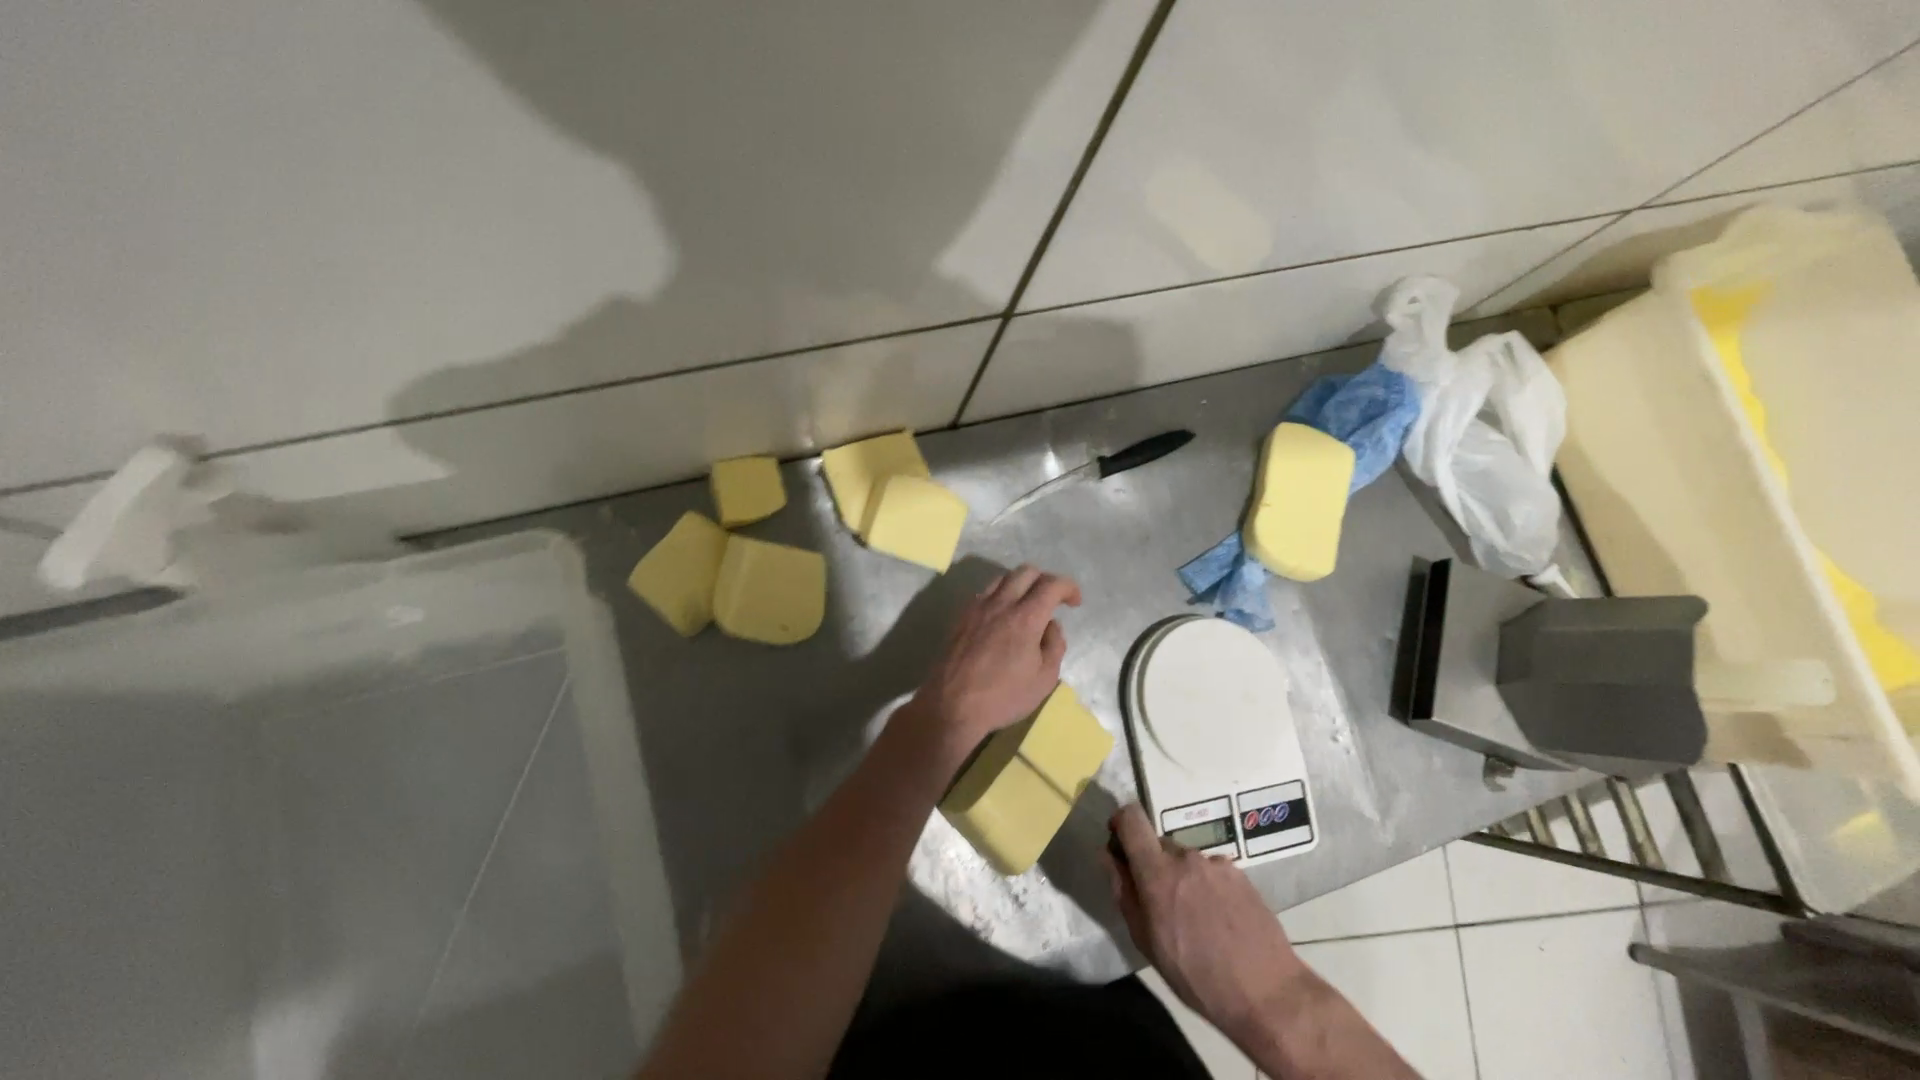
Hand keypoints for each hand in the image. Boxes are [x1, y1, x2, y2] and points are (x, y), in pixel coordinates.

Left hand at [907, 564, 1081, 765]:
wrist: (951, 706)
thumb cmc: (1003, 697)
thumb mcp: (1044, 679)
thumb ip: (1054, 646)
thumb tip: (1050, 626)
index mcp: (1025, 617)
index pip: (1052, 584)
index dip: (1069, 587)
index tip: (1075, 602)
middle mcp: (1000, 604)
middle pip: (1026, 572)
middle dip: (1045, 580)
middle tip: (1052, 601)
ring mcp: (976, 608)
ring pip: (1002, 579)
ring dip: (1020, 585)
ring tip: (1026, 607)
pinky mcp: (960, 618)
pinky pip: (984, 594)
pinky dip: (1000, 596)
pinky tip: (1002, 619)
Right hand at [1106, 803, 1306, 1039]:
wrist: (1264, 991)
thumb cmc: (1195, 974)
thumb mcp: (1146, 941)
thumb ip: (1124, 893)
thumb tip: (1109, 857)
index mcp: (1157, 872)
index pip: (1131, 819)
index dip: (1120, 823)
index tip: (1118, 843)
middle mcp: (1187, 858)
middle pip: (1159, 845)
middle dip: (1153, 865)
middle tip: (1160, 904)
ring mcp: (1217, 864)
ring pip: (1187, 861)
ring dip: (1182, 879)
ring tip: (1195, 919)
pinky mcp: (1240, 875)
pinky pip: (1211, 872)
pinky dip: (1207, 887)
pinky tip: (1219, 920)